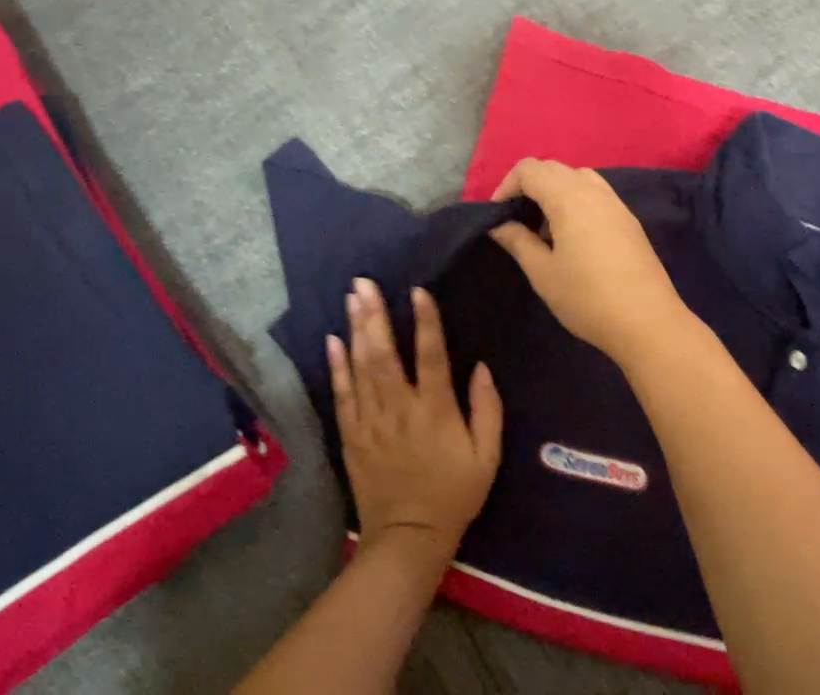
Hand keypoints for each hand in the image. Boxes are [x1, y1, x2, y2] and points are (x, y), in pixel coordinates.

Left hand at [327, 278, 502, 559]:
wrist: (409, 536)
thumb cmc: (455, 494)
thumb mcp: (487, 456)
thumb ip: (486, 409)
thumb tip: (481, 368)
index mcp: (436, 410)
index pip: (431, 355)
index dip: (425, 321)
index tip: (417, 291)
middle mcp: (400, 409)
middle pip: (385, 353)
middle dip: (374, 315)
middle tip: (364, 283)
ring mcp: (371, 422)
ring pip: (361, 368)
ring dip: (355, 330)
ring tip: (351, 299)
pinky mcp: (352, 436)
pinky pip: (342, 396)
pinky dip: (337, 367)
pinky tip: (333, 341)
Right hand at [486, 158, 696, 365]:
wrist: (647, 321)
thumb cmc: (587, 298)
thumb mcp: (543, 273)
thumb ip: (518, 241)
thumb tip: (499, 224)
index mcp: (569, 198)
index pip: (530, 169)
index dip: (506, 186)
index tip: (499, 216)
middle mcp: (594, 191)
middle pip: (554, 169)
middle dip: (530, 187)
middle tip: (518, 223)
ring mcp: (616, 204)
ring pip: (578, 178)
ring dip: (555, 193)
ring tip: (546, 231)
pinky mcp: (629, 220)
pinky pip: (597, 195)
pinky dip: (577, 202)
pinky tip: (574, 239)